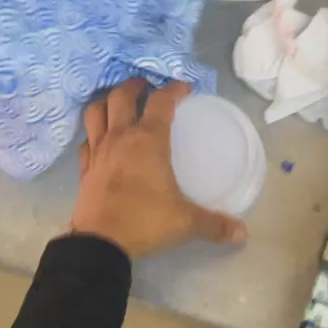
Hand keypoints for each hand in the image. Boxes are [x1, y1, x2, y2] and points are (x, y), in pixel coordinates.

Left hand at [68, 79, 247, 259]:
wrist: (102, 241)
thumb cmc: (145, 221)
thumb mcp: (186, 222)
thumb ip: (214, 224)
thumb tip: (242, 233)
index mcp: (149, 140)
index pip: (161, 102)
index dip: (173, 90)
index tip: (184, 89)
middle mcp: (121, 137)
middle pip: (122, 96)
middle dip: (135, 86)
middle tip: (146, 88)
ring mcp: (99, 151)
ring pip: (97, 111)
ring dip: (108, 101)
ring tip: (118, 105)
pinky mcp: (85, 168)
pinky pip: (87, 140)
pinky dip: (94, 133)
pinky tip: (101, 139)